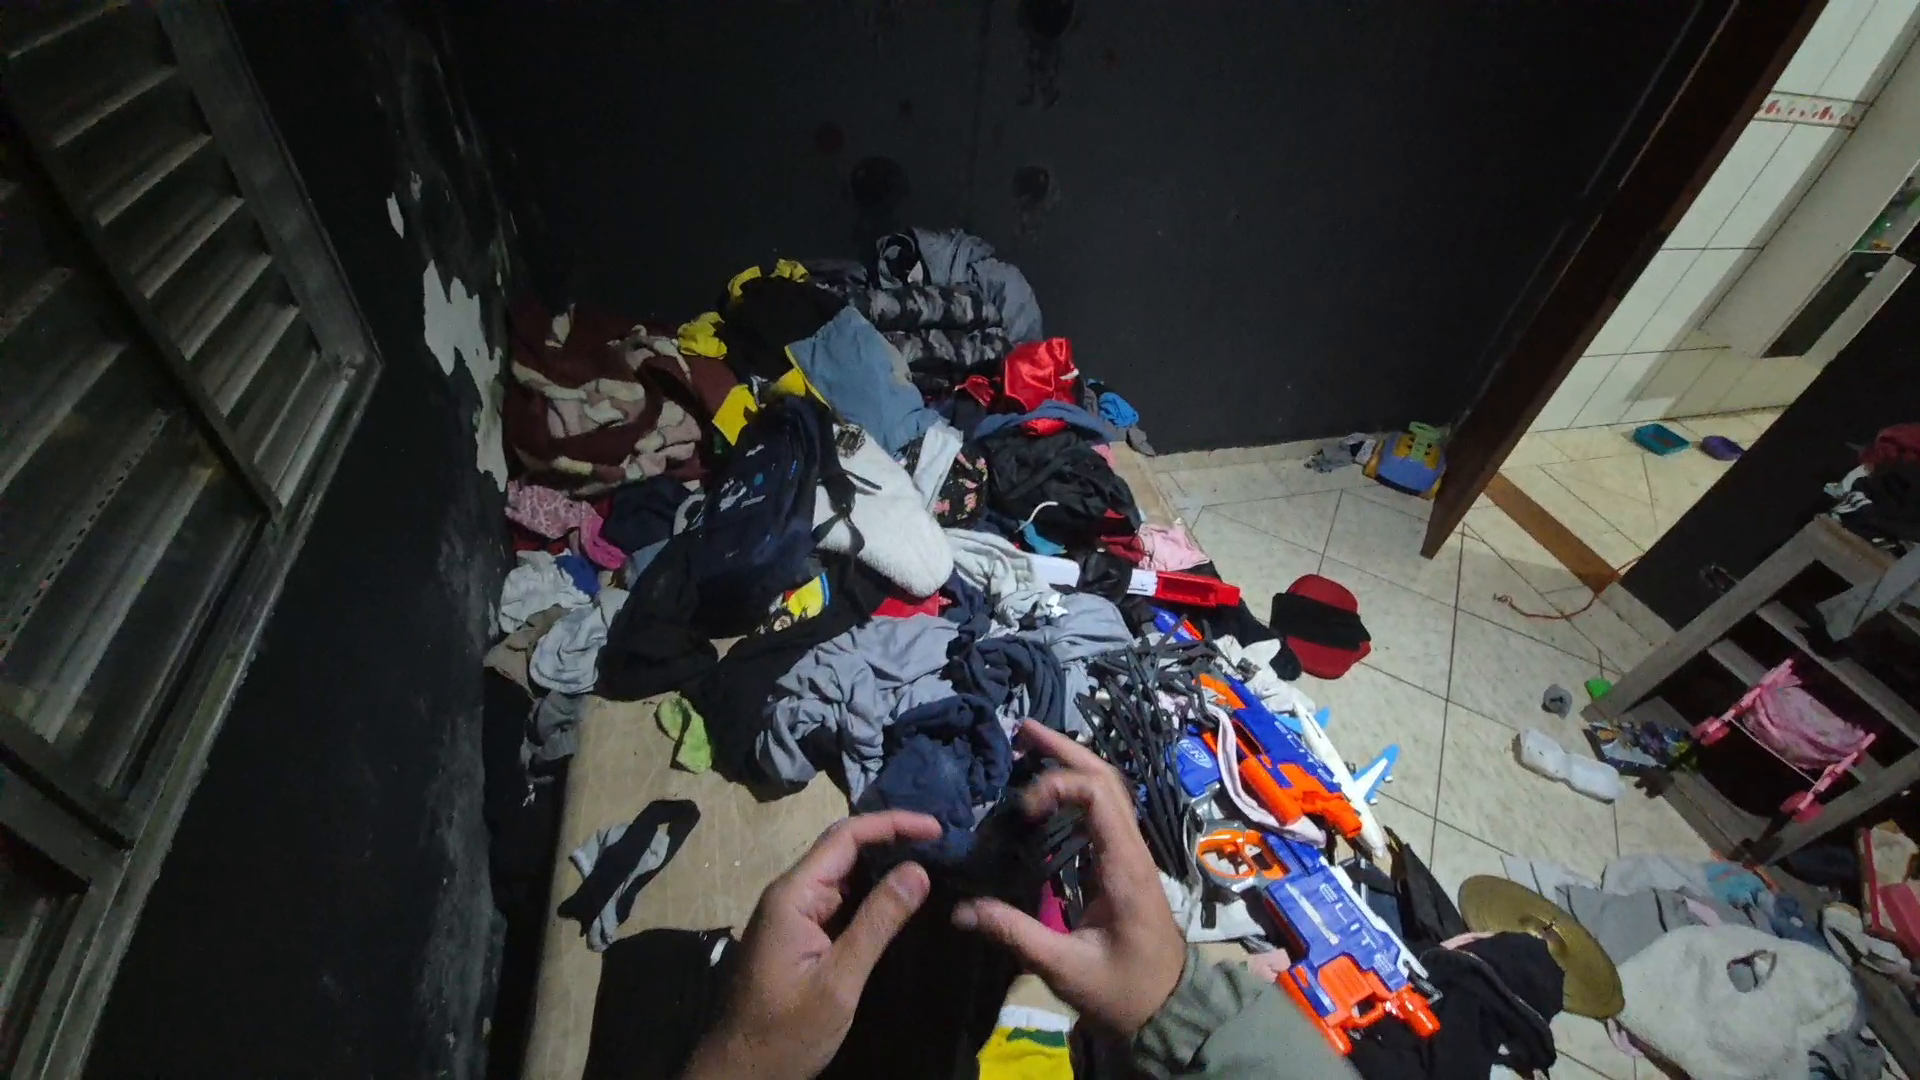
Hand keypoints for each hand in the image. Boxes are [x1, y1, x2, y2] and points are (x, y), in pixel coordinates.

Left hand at [682, 811, 941, 1079]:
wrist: (738, 1077)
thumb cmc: (785, 1032)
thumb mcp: (838, 982)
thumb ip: (877, 922)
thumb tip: (918, 869)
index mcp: (795, 893)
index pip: (846, 836)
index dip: (892, 823)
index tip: (936, 828)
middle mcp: (793, 891)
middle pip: (845, 846)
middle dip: (892, 836)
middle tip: (940, 842)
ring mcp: (795, 911)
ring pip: (844, 870)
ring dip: (885, 861)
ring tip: (930, 860)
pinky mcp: (802, 931)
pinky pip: (841, 896)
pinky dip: (873, 888)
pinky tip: (901, 894)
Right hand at [951, 720, 1186, 1037]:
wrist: (1171, 1012)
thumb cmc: (1124, 991)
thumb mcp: (1066, 968)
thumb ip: (1015, 934)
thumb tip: (961, 908)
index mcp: (1123, 863)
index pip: (1098, 792)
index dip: (1057, 784)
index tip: (1023, 808)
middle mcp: (1131, 846)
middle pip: (1104, 777)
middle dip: (1064, 749)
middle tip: (1022, 731)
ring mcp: (1130, 850)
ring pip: (1106, 787)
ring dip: (1069, 763)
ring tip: (1028, 748)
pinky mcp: (1122, 859)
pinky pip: (1101, 808)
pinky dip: (1073, 787)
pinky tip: (1044, 792)